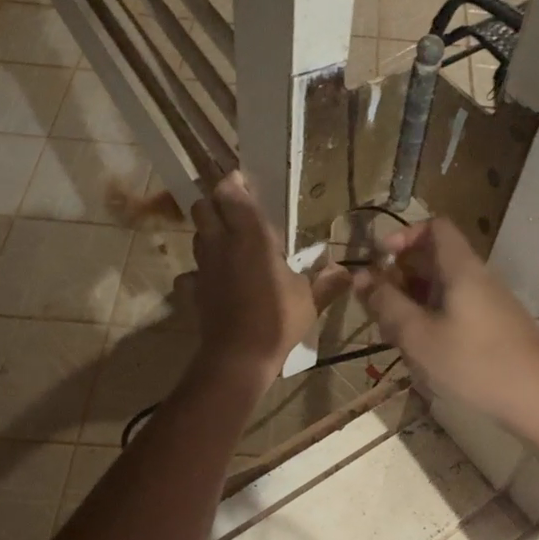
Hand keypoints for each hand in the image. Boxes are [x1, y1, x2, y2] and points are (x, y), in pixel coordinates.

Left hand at [187, 172, 348, 378]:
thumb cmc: (278, 320)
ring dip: (209, 235)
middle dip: (215, 204)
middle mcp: (221, 244)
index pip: (231, 194)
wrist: (239, 356)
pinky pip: (190, 274)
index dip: (234, 183)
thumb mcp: (310, 300)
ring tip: (229, 246)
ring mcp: (203, 268)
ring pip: (197, 237)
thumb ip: (327, 283)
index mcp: (250, 237)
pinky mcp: (193, 291)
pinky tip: (213, 283)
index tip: (243, 182)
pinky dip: (200, 275)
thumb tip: (348, 272)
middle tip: (234, 212)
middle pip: (203, 207)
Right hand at [353, 219, 538, 434]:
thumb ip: (387, 304)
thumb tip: (361, 276)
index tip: (380, 260)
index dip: (405, 235)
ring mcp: (490, 303)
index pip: (435, 227)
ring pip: (444, 288)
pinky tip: (424, 351)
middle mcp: (479, 278)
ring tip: (395, 334)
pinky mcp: (496, 328)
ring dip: (414, 303)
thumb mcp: (419, 336)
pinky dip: (434, 320)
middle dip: (401, 276)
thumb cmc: (474, 364)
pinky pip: (457, 309)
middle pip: (436, 258)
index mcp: (462, 268)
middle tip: (378, 306)